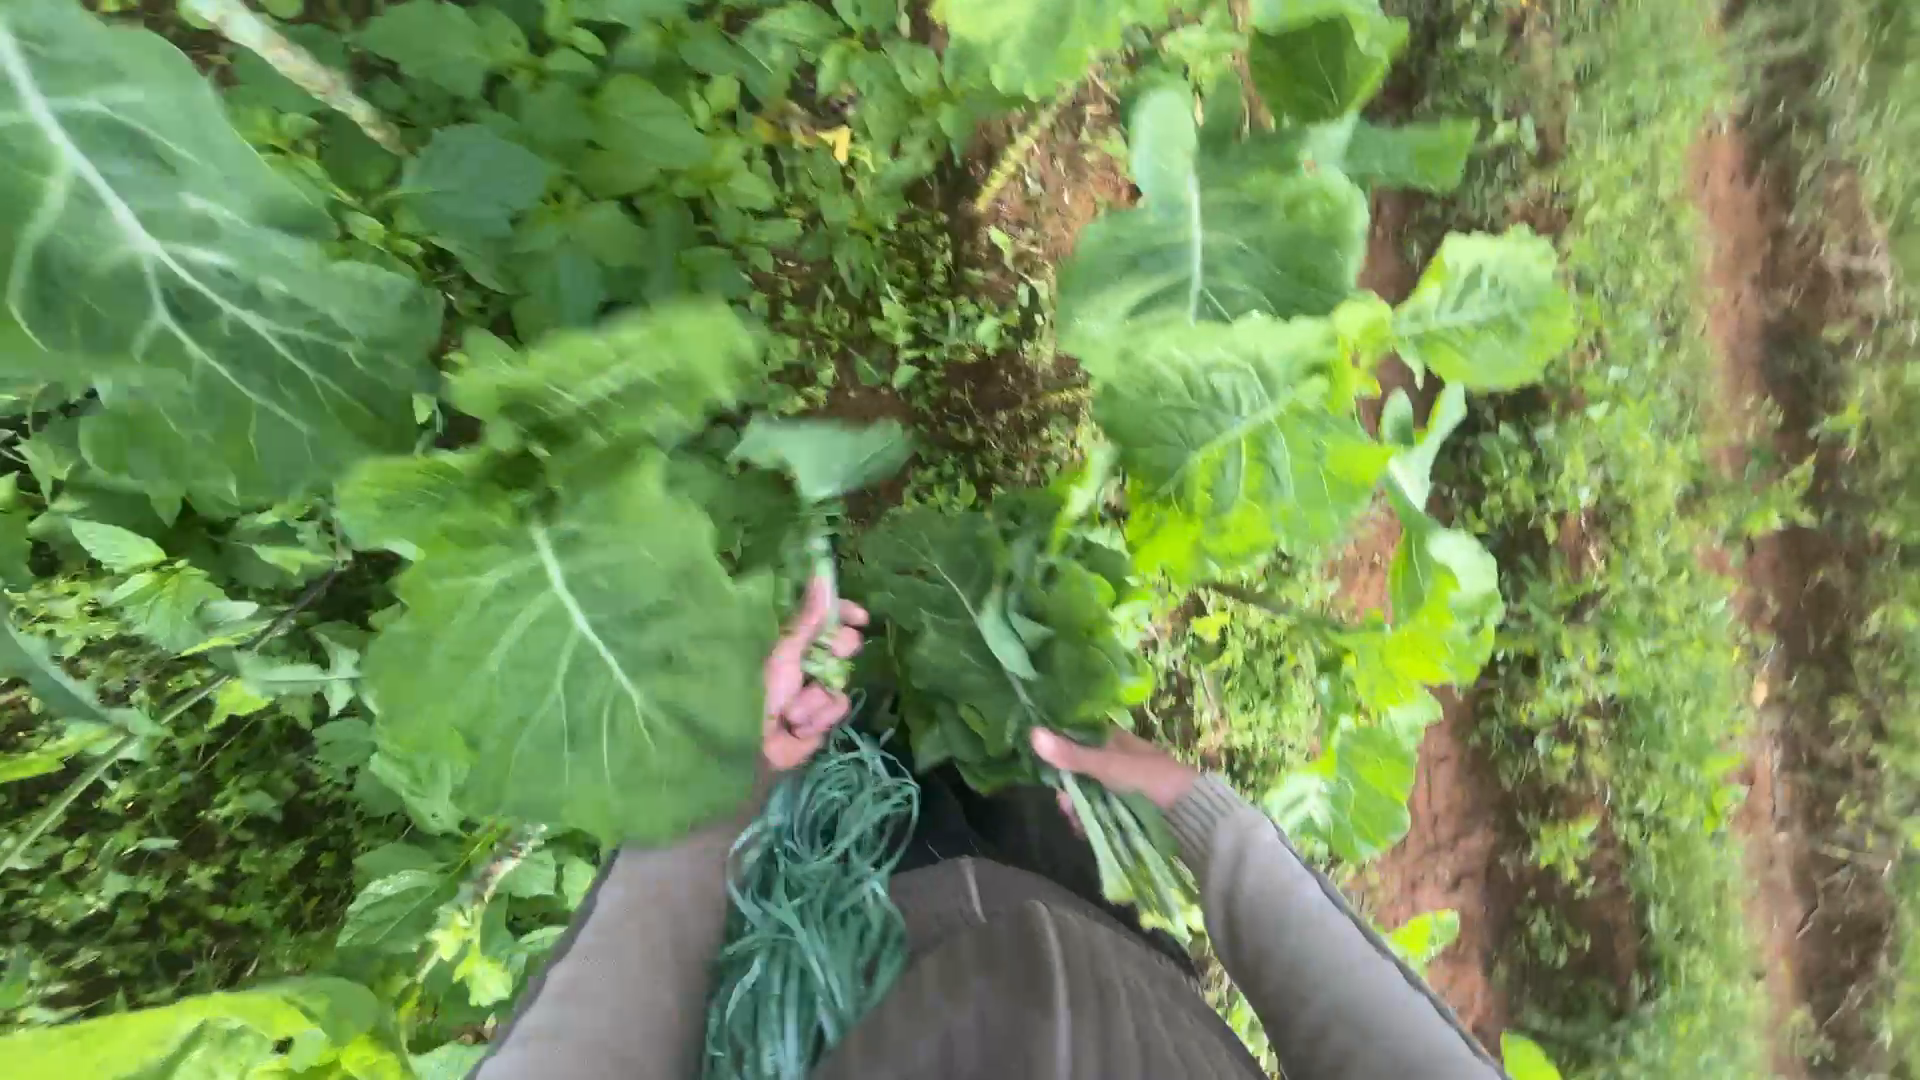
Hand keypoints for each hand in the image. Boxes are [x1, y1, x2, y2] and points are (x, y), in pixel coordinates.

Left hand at [763, 576, 867, 770]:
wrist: (748, 749)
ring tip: (791, 712)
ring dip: (815, 698)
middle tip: (832, 654)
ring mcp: (815, 688)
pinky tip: (798, 728)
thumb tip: (822, 575)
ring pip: (841, 680)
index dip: (844, 612)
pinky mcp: (822, 716)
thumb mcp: (783, 653)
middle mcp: (805, 660)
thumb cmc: (757, 692)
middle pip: (842, 643)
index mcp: (791, 640)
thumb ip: (808, 617)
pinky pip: (838, 706)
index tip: (860, 617)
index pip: (824, 615)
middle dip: (839, 649)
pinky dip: (818, 718)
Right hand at [1030, 727, 1198, 822]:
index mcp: (1116, 741)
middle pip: (1081, 774)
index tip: (1053, 776)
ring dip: (1081, 810)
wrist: (1192, 816)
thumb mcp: (1106, 765)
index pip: (1078, 743)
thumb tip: (1031, 732)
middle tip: (1068, 807)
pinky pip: (1104, 814)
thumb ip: (1070, 754)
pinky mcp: (1133, 811)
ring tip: (1080, 824)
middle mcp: (1119, 761)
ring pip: (1091, 797)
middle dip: (1071, 792)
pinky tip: (1090, 832)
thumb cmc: (1149, 779)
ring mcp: (1126, 787)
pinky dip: (1095, 822)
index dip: (1062, 759)